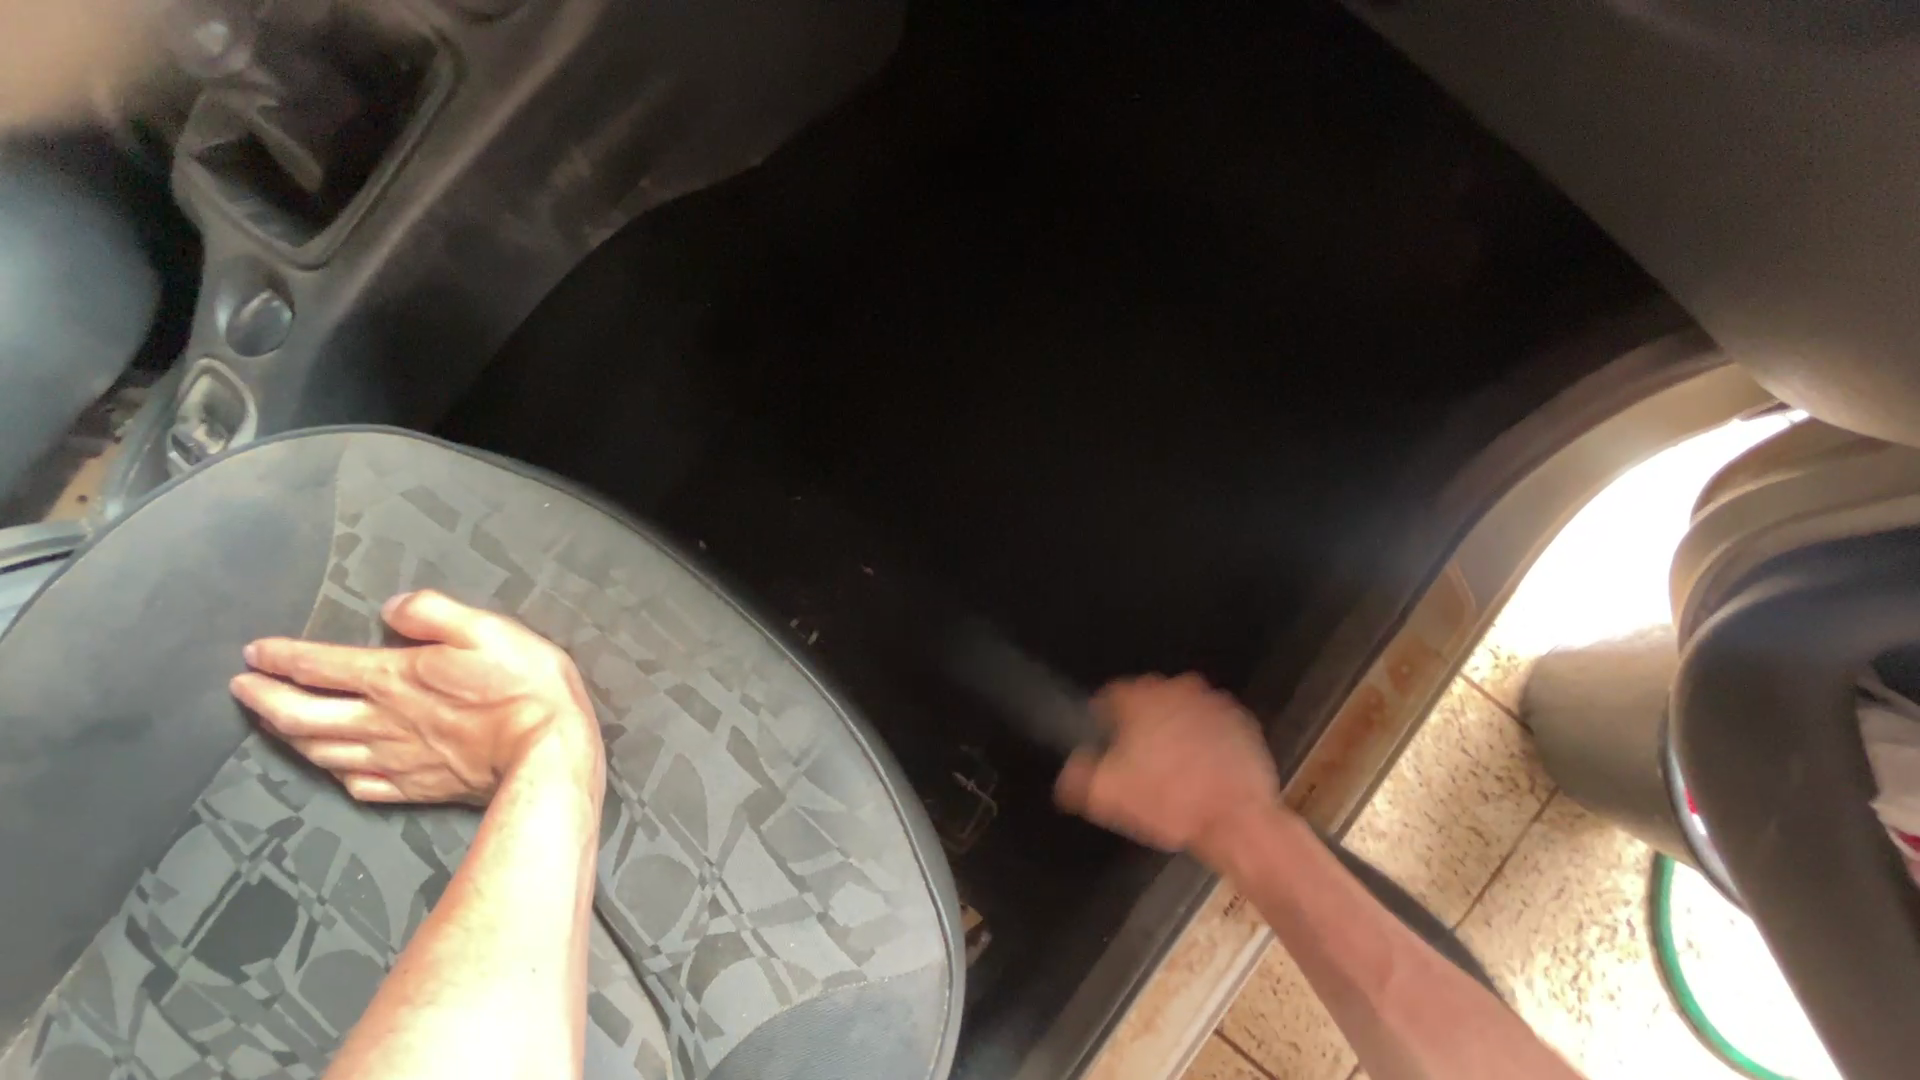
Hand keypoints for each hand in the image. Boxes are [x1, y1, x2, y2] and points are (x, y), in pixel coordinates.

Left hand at [230, 590, 600, 804]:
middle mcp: (381, 721)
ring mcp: (396, 759)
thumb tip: (393, 607)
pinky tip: (336, 769)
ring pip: (321, 751)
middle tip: (243, 688)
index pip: (318, 666)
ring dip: (287, 736)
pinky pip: (360, 785)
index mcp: (394, 678)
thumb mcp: (489, 629)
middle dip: (263, 699)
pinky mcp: (417, 787)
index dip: (281, 657)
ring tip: (273, 724)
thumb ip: (435, 613)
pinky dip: (336, 774)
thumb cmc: (526, 686)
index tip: (255, 652)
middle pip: (301, 714)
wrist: (548, 751)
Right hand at [1055, 673, 1282, 863]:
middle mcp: (1177, 690)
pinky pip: (1211, 728)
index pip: (1109, 696)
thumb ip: (1076, 777)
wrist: (1237, 821)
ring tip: (1171, 773)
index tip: (1105, 744)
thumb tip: (1070, 773)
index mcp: (1140, 698)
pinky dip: (1204, 744)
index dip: (1103, 721)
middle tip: (1137, 763)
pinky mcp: (1241, 724)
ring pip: (1180, 713)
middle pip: (1147, 701)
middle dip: (1140, 727)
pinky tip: (1201, 775)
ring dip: (1173, 733)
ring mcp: (1213, 704)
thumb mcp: (1105, 796)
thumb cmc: (1170, 802)